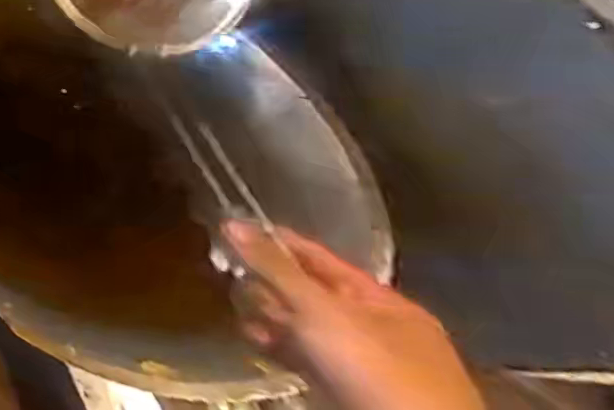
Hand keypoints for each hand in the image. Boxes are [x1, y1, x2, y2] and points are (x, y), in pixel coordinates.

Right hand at [224, 222, 484, 409]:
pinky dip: (281, 348)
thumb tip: (231, 222)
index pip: (317, 257)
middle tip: (230, 275)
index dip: (274, 241)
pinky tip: (256, 342)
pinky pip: (309, 360)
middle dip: (268, 284)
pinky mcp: (351, 395)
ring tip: (240, 312)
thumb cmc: (375, 370)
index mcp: (383, 302)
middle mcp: (378, 329)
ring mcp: (367, 367)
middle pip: (309, 293)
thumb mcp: (320, 310)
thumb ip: (274, 266)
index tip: (230, 231)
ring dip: (271, 318)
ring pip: (306, 329)